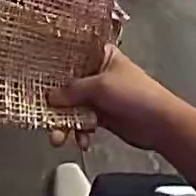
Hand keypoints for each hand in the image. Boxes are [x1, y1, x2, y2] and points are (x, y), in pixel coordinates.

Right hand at [48, 44, 190, 152]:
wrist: (160, 123)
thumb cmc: (134, 93)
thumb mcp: (101, 86)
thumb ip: (74, 90)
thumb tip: (50, 97)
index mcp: (100, 55)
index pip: (71, 55)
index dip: (53, 65)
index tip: (35, 76)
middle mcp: (97, 72)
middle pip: (67, 84)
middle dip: (55, 102)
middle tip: (43, 116)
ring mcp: (99, 95)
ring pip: (73, 106)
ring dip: (64, 122)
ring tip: (59, 138)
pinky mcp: (102, 115)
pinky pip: (82, 121)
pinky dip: (79, 131)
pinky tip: (82, 140)